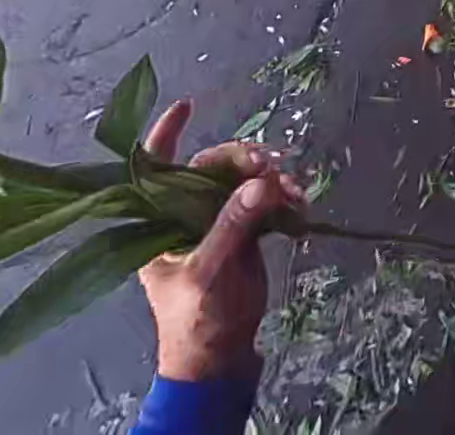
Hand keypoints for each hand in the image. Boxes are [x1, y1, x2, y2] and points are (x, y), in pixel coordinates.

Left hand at [137, 100, 304, 381]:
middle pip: (216, 166)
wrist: (220, 350)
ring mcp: (216, 217)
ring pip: (246, 178)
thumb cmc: (197, 316)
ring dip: (274, 179)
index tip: (188, 105)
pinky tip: (300, 207)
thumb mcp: (210, 271)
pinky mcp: (245, 225)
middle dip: (248, 160)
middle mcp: (185, 213)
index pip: (154, 170)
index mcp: (159, 222)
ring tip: (295, 195)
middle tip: (273, 167)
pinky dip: (286, 196)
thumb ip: (233, 225)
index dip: (166, 135)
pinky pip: (267, 195)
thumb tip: (262, 182)